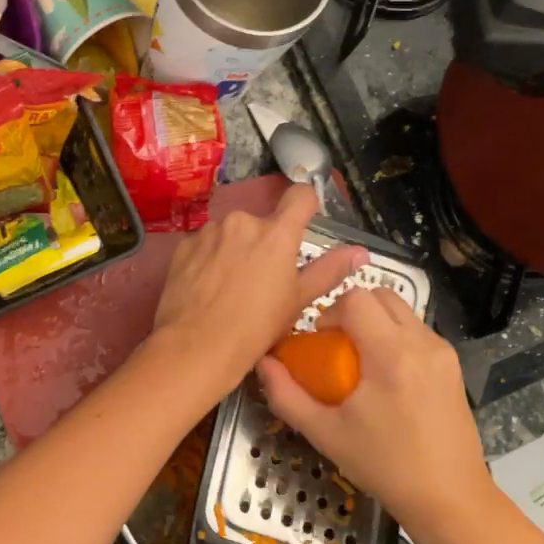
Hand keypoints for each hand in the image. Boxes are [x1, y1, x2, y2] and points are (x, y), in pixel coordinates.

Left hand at [151, 184, 365, 385]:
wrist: (196, 347)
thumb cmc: (255, 327)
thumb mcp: (298, 301)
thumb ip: (329, 270)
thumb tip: (360, 251)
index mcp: (277, 233)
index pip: (300, 195)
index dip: (307, 204)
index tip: (305, 220)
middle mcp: (242, 221)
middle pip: (261, 223)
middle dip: (264, 243)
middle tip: (262, 279)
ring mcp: (209, 231)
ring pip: (230, 233)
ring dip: (234, 250)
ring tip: (230, 287)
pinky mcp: (183, 245)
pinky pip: (204, 245)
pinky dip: (208, 259)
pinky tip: (206, 288)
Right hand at [257, 289, 491, 531]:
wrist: (449, 498)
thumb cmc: (384, 467)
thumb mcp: (325, 434)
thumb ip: (287, 395)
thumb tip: (262, 363)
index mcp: (391, 356)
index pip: (357, 299)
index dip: (330, 312)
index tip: (320, 342)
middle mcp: (422, 343)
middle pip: (381, 294)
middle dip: (352, 310)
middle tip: (336, 346)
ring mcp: (443, 353)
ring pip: (402, 310)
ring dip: (374, 322)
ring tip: (359, 362)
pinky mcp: (453, 365)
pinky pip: (417, 332)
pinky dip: (394, 338)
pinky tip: (384, 378)